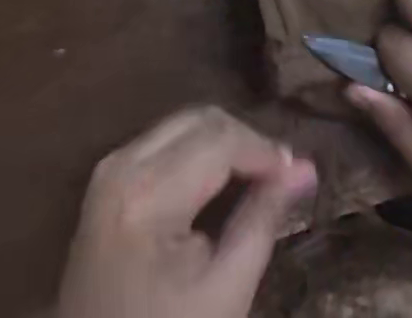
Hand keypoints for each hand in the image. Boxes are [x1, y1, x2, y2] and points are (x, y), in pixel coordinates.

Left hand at [58, 105, 317, 317]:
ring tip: (257, 174)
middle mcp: (122, 164)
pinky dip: (199, 147)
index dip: (265, 149)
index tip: (298, 170)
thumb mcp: (225, 290)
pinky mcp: (107, 176)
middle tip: (280, 174)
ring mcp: (110, 167)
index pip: (220, 139)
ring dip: (224, 140)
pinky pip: (164, 138)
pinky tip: (221, 175)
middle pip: (201, 120)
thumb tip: (304, 167)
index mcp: (146, 194)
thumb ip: (263, 219)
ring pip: (184, 122)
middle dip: (245, 140)